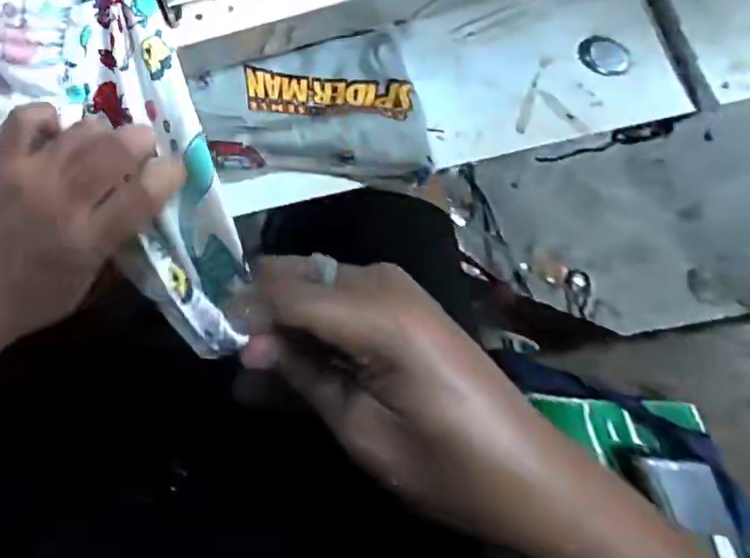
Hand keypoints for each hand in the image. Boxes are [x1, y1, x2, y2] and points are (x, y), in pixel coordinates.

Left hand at [0, 105, 184, 359]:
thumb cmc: (31, 300)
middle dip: (141, 140)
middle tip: (141, 146)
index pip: (142, 193)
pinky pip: (26, 118)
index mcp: (87, 241)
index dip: (168, 173)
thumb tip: (144, 198)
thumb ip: (117, 239)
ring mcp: (27, 176)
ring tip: (100, 143)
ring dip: (102, 132)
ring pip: (81, 130)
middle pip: (116, 149)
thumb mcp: (87, 282)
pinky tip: (56, 131)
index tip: (174, 167)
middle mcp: (61, 201)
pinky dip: (48, 116)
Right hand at [240, 257, 695, 556]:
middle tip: (238, 357)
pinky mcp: (398, 296)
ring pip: (308, 279)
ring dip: (280, 316)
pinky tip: (295, 357)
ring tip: (260, 368)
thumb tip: (250, 347)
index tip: (213, 339)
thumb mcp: (364, 431)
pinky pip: (335, 293)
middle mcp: (381, 280)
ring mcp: (392, 283)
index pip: (284, 291)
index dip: (243, 313)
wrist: (535, 476)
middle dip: (258, 309)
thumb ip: (303, 375)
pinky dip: (309, 319)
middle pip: (293, 273)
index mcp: (377, 313)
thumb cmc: (449, 465)